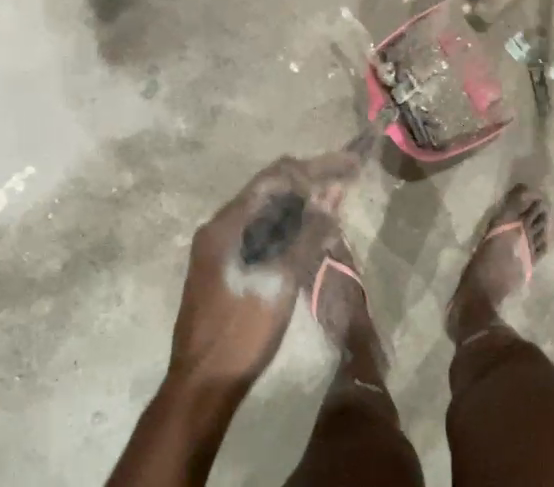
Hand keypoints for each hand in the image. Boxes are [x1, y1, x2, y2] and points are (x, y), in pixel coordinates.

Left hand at [167, 151, 358, 394]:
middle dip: (311, 183)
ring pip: (267, 212)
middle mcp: (219, 228)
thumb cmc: (241, 332)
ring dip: (301, 206)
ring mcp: (220, 249)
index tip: (351, 166)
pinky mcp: (226, 268)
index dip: (316, 167)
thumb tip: (332, 193)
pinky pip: (261, 232)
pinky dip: (289, 228)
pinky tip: (311, 235)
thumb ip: (307, 233)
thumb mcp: (281, 280)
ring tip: (336, 205)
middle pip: (271, 190)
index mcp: (227, 224)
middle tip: (348, 182)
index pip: (276, 176)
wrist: (202, 386)